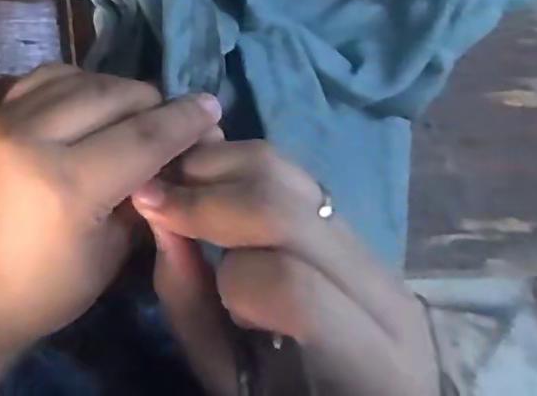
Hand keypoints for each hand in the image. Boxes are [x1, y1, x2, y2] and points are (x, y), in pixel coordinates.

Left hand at [0, 63, 222, 347]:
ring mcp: (11, 117)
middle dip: (154, 101)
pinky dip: (81, 80)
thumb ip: (146, 190)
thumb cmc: (53, 284)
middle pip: (113, 96)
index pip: (140, 137)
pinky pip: (50, 75)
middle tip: (177, 114)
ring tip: (139, 110)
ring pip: (83, 78)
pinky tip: (95, 98)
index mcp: (67, 184)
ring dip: (119, 89)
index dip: (182, 120)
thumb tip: (179, 147)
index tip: (212, 104)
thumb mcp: (114, 249)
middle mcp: (36, 137)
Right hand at [136, 140, 438, 395]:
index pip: (288, 280)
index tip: (157, 223)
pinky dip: (236, 164)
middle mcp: (382, 292)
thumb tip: (155, 215)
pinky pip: (285, 171)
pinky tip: (208, 183)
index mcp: (368, 363)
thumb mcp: (228, 377)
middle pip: (283, 205)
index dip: (220, 254)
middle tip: (154, 192)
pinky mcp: (348, 221)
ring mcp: (369, 248)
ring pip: (284, 169)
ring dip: (217, 164)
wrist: (353, 395)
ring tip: (178, 183)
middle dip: (206, 191)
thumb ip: (190, 301)